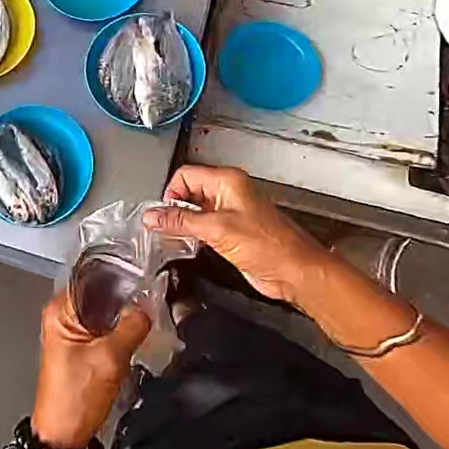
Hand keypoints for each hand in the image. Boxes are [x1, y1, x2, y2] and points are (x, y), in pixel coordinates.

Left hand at [30, 290, 149, 448]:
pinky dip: (119, 337)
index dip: (117, 281)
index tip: (140, 285)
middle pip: (99, 297)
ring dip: (123, 323)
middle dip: (123, 304)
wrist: (65, 435)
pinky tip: (130, 345)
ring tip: (139, 330)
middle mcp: (61, 318)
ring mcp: (70, 334)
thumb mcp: (110, 358)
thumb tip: (145, 309)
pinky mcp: (80, 350)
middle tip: (145, 311)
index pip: (91, 280)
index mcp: (59, 311)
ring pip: (104, 316)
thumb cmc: (73, 399)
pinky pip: (104, 333)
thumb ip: (130, 328)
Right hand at [143, 165, 332, 302]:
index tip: (165, 214)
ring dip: (183, 222)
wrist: (295, 273)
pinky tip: (190, 244)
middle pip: (188, 191)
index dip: (171, 194)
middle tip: (167, 227)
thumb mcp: (216, 230)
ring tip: (177, 236)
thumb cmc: (270, 246)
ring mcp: (230, 211)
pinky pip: (204, 225)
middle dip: (175, 208)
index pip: (185, 176)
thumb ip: (180, 221)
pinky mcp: (231, 230)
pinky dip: (193, 232)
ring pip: (194, 209)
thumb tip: (152, 216)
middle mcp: (229, 192)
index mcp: (227, 181)